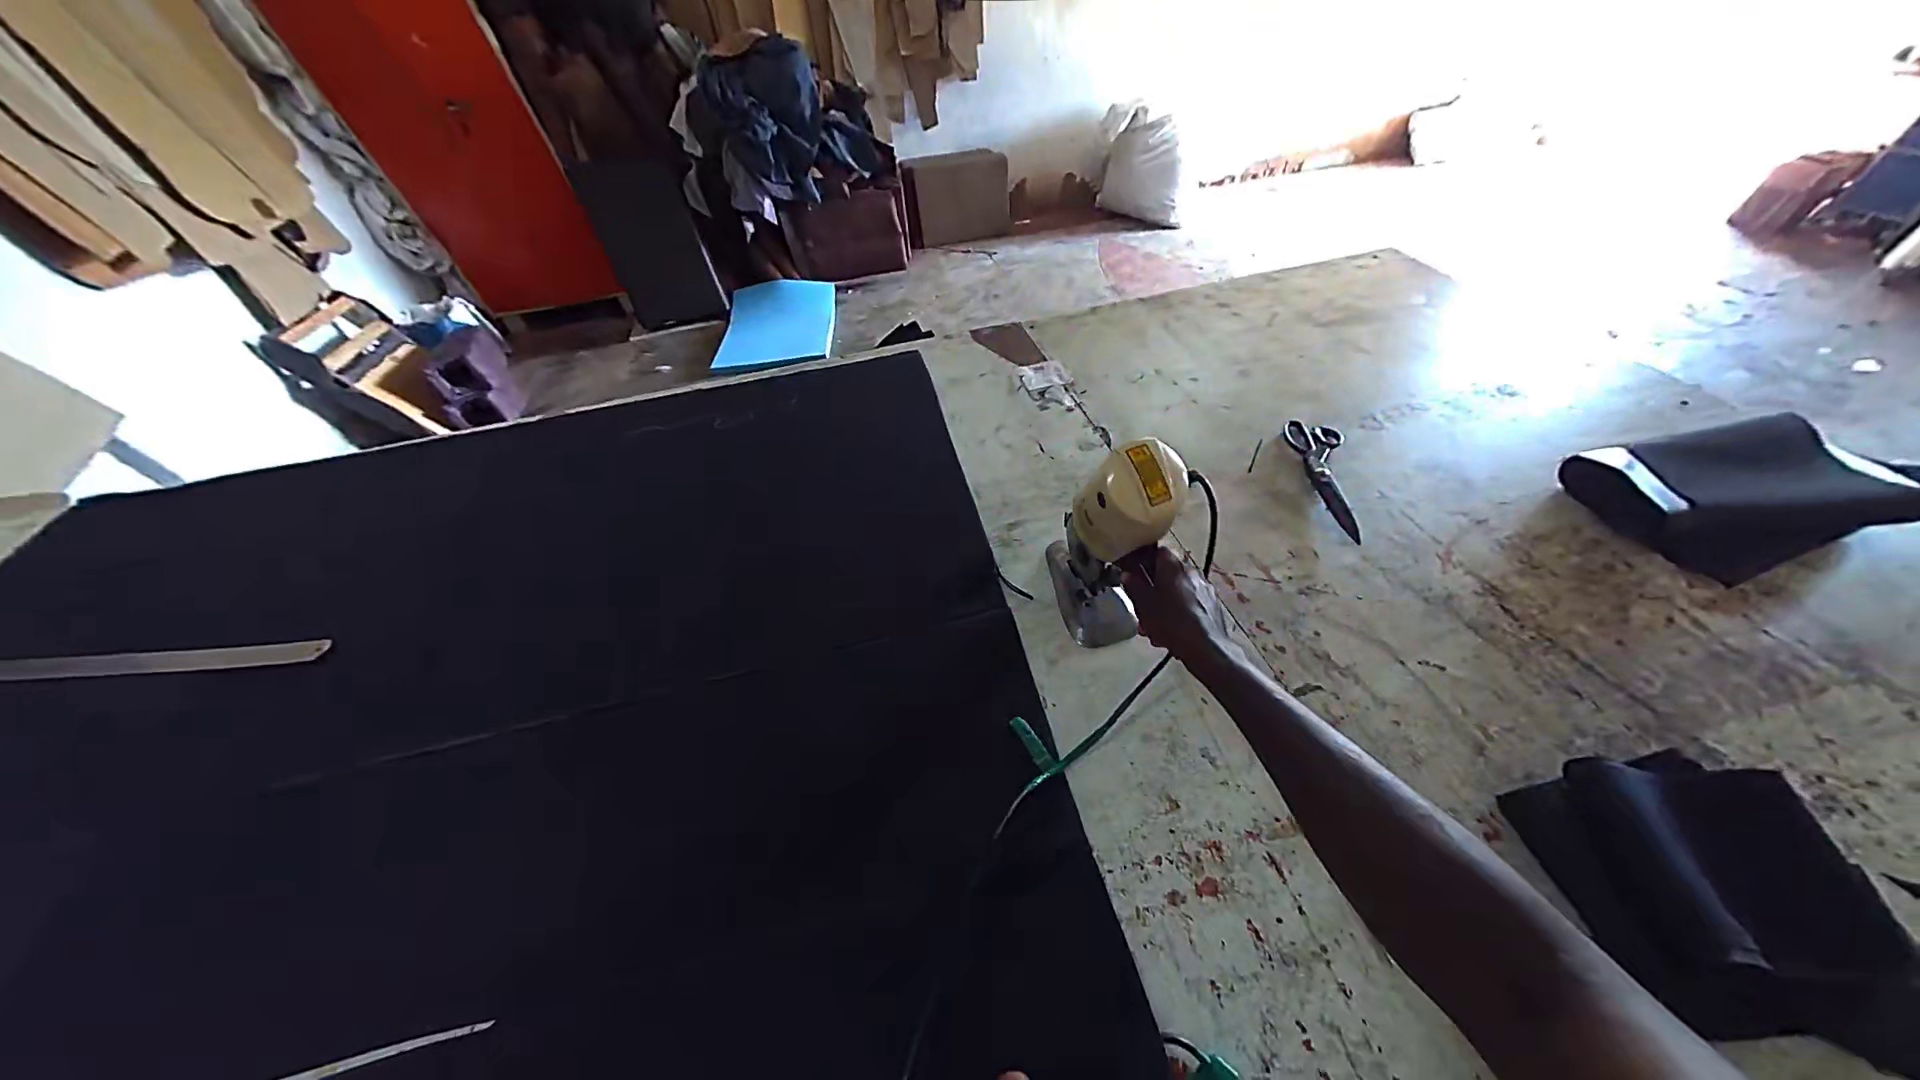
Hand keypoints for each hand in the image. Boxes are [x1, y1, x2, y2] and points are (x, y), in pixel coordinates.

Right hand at [1119, 545, 1236, 663]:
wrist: (1206, 647)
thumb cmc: (1171, 623)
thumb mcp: (1144, 605)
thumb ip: (1134, 586)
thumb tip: (1128, 574)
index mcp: (1173, 567)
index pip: (1158, 551)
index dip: (1145, 560)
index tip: (1136, 573)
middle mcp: (1191, 572)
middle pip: (1168, 573)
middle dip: (1154, 588)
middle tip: (1143, 606)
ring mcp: (1205, 588)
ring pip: (1178, 590)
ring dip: (1166, 602)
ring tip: (1156, 624)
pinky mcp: (1213, 604)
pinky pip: (1190, 602)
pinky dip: (1180, 611)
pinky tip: (1173, 629)